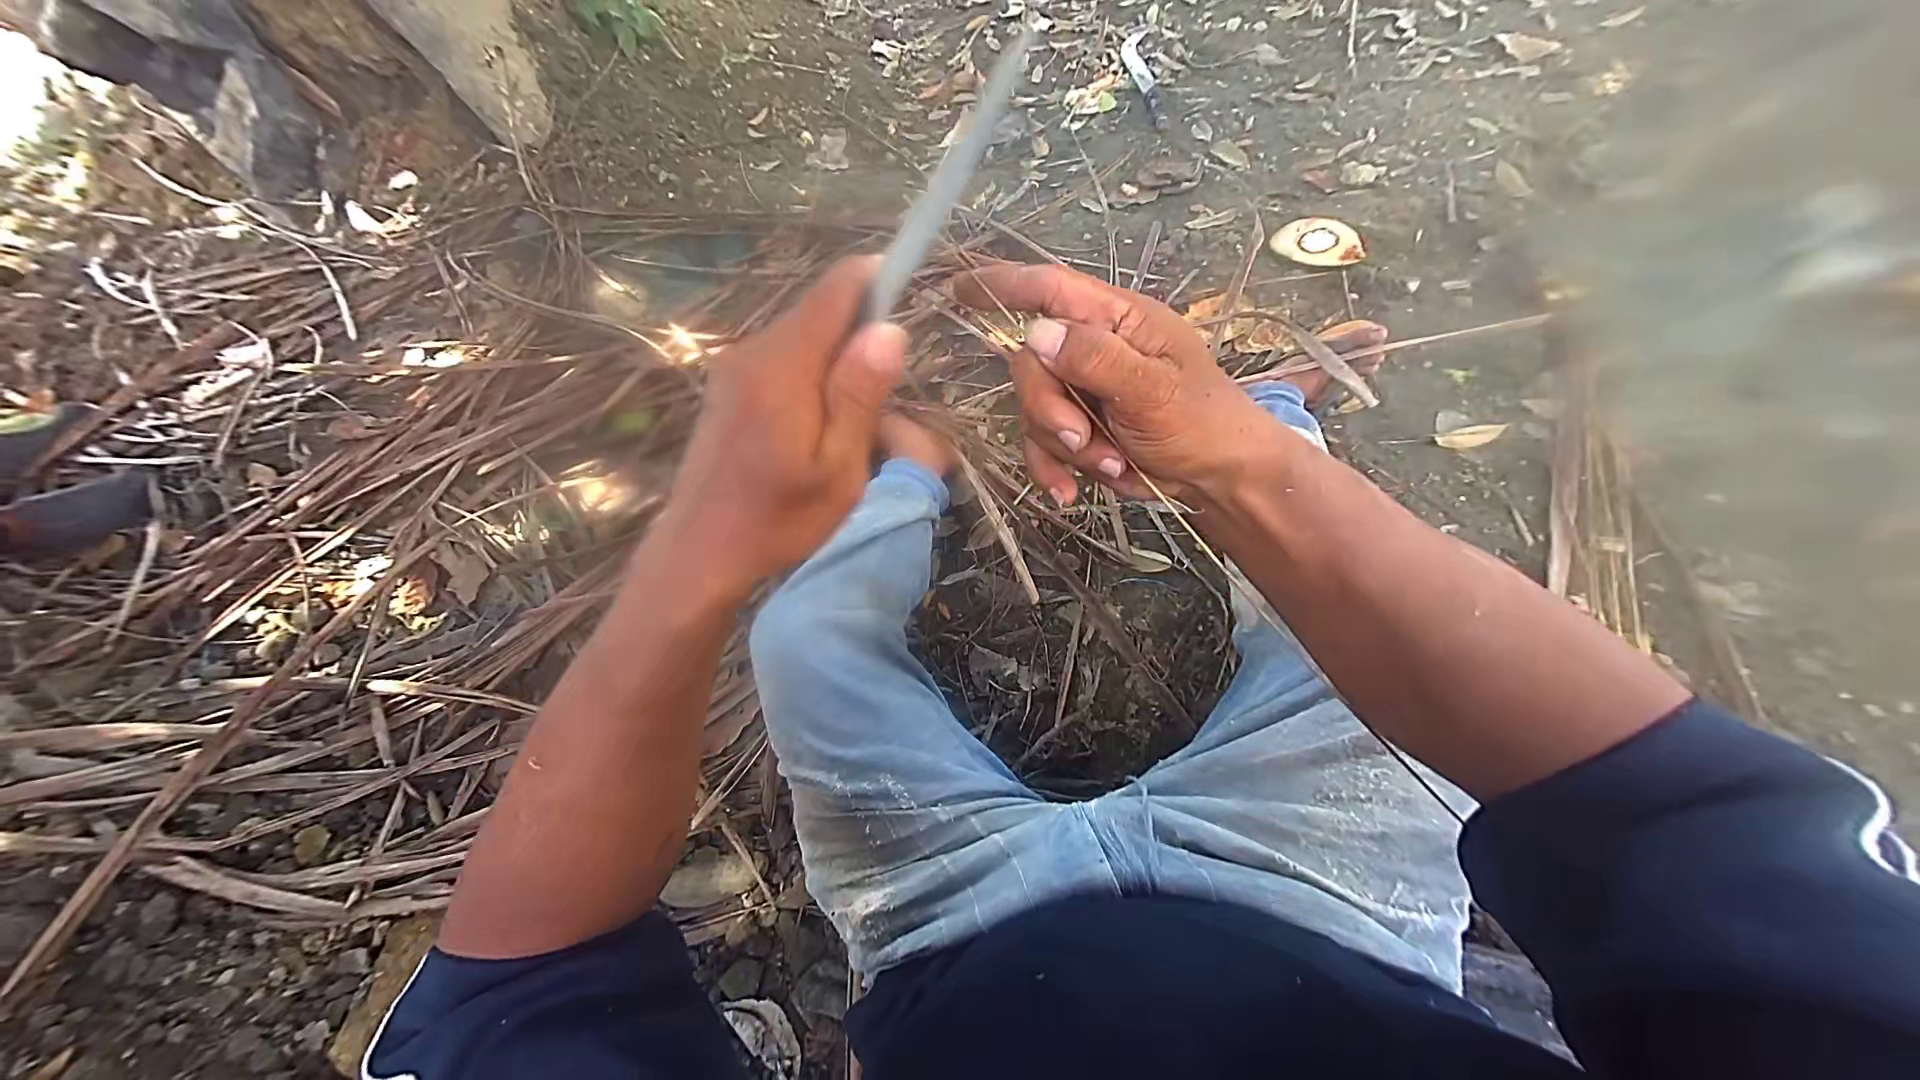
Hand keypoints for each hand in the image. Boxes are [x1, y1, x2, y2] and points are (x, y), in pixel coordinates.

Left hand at [652, 256, 905, 597]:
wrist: (701, 552)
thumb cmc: (779, 520)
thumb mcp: (838, 467)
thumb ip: (859, 394)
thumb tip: (889, 328)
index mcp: (783, 364)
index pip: (837, 288)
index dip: (880, 282)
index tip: (912, 307)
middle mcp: (753, 351)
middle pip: (820, 311)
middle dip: (861, 336)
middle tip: (886, 399)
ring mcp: (735, 368)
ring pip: (803, 338)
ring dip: (839, 361)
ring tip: (853, 423)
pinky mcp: (729, 388)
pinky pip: (784, 360)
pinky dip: (814, 376)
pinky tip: (817, 427)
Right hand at [952, 262, 1293, 503]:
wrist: (1215, 478)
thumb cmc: (1201, 422)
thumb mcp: (1155, 389)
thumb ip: (1097, 359)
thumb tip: (1036, 333)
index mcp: (1116, 321)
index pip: (1050, 289)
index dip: (1003, 284)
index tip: (960, 287)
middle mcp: (1090, 349)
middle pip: (1031, 364)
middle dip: (1050, 410)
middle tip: (1082, 439)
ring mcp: (1081, 392)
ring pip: (1033, 411)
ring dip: (1064, 447)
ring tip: (1111, 464)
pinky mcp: (1076, 430)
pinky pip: (1040, 445)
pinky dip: (1052, 469)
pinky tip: (1070, 492)